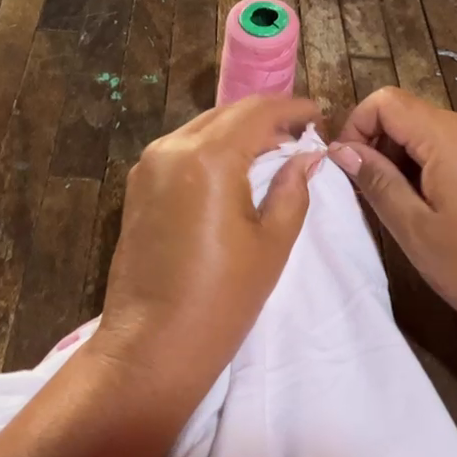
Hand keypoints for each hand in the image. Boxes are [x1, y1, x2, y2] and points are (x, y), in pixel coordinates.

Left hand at [94, 95, 324, 377]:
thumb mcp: (271, 244)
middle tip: (300, 135)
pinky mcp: (138, 184)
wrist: (150, 347)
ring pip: (203, 126)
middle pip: (228, 113)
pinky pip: (182, 148)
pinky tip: (234, 169)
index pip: (258, 112)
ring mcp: (149, 164)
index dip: (292, 109)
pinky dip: (212, 147)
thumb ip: (293, 189)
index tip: (318, 116)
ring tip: (272, 151)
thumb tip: (308, 156)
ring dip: (238, 131)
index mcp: (209, 158)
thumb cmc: (221, 299)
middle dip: (267, 118)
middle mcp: (173, 148)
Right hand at [329, 87, 456, 366]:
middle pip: (410, 112)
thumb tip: (341, 150)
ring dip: (404, 157)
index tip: (347, 168)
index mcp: (450, 137)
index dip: (357, 125)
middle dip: (379, 143)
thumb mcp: (415, 230)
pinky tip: (433, 209)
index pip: (387, 101)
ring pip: (432, 130)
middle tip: (368, 193)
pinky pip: (456, 147)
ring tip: (399, 206)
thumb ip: (376, 181)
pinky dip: (431, 165)